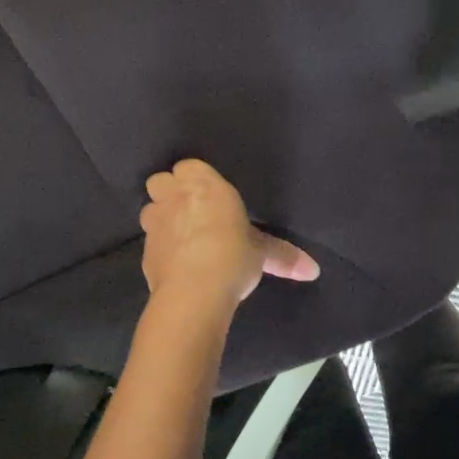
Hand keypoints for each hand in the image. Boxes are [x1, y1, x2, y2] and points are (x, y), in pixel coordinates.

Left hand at [139, 159, 319, 308]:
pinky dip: (160, 248)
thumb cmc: (232, 255)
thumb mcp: (262, 253)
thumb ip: (283, 255)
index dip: (196, 178)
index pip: (189, 165)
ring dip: (161, 217)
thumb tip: (313, 270)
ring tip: (180, 235)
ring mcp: (155, 224)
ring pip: (150, 209)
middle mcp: (174, 196)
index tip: (209, 195)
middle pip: (161, 181)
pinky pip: (150, 242)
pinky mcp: (144, 253)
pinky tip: (175, 264)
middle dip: (170, 192)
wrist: (194, 292)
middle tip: (191, 211)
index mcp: (204, 184)